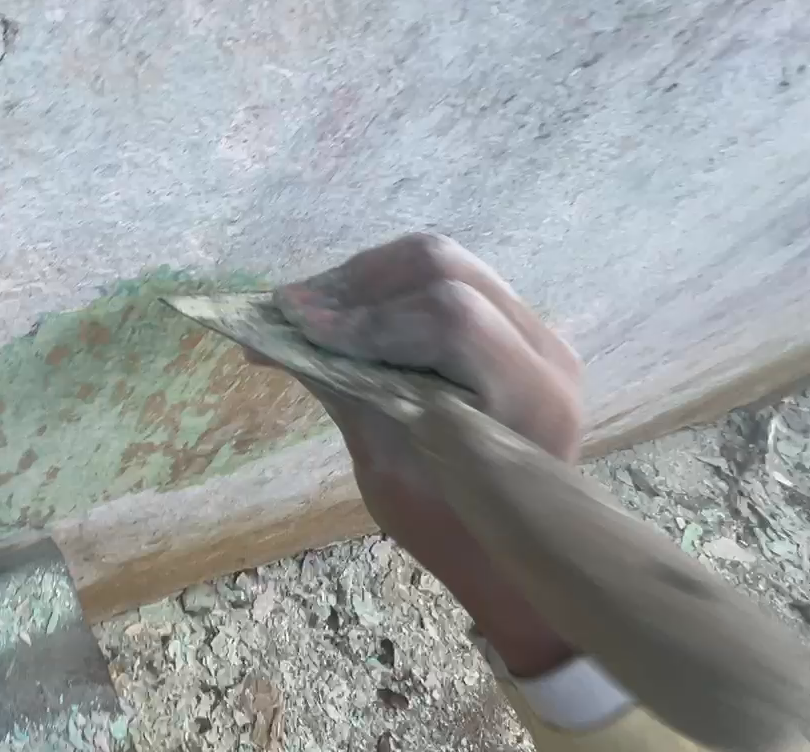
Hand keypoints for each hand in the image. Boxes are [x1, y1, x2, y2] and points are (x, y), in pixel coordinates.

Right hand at [271, 233, 584, 675]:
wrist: (513, 550)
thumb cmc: (449, 530)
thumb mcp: (386, 473)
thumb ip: (342, 394)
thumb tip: (268, 340)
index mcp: (529, 397)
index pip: (448, 320)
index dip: (365, 319)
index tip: (297, 327)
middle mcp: (541, 347)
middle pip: (442, 268)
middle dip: (356, 284)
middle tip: (293, 311)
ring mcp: (528, 326)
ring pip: (438, 258)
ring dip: (363, 277)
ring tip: (310, 307)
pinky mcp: (505, 320)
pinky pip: (438, 274)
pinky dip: (379, 284)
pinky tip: (342, 310)